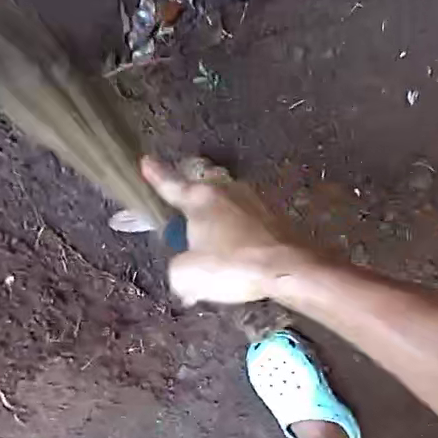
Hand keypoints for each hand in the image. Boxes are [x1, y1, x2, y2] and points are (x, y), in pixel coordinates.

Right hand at [141, 157, 313, 304]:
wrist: (290, 268)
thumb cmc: (233, 266)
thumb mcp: (187, 275)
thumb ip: (176, 268)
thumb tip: (186, 269)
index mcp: (200, 198)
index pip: (170, 185)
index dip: (155, 176)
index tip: (146, 162)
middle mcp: (228, 191)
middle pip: (201, 200)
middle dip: (194, 217)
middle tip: (190, 239)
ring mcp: (255, 202)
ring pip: (227, 215)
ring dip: (221, 233)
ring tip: (220, 260)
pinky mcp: (276, 218)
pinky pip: (248, 228)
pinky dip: (242, 242)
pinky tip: (243, 263)